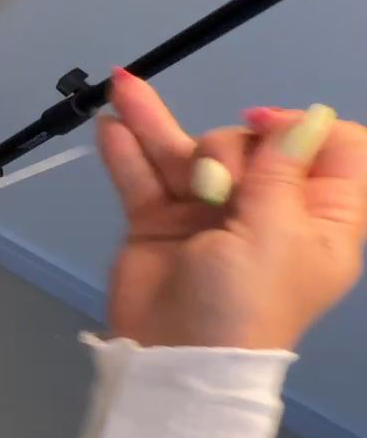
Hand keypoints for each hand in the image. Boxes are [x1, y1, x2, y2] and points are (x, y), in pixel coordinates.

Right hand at [97, 69, 366, 350]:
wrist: (179, 349)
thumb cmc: (247, 299)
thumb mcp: (277, 234)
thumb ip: (279, 174)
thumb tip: (300, 119)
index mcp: (321, 210)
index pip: (327, 145)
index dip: (297, 127)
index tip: (264, 128)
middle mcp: (264, 204)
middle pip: (245, 145)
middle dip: (224, 150)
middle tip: (212, 188)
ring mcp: (203, 212)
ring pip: (181, 157)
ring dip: (153, 123)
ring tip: (121, 88)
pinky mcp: (154, 222)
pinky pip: (140, 179)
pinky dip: (124, 153)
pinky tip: (110, 124)